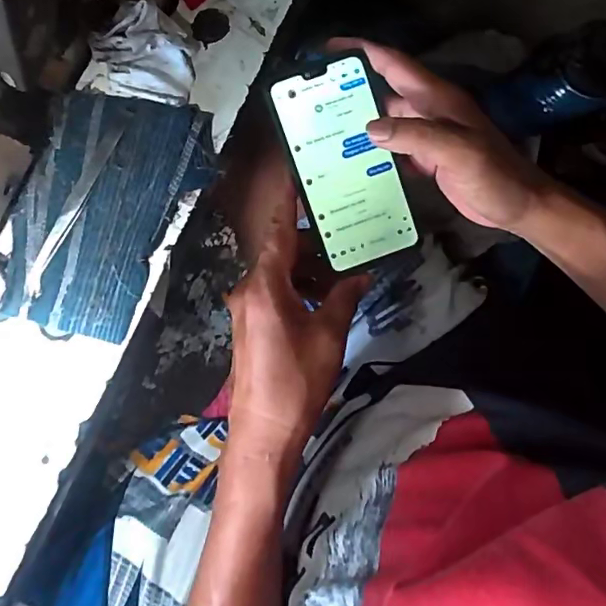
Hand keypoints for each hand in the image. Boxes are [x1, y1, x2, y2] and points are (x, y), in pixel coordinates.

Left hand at [225, 157, 369, 456]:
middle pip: (278, 250)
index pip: (276, 229)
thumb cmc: (297, 379)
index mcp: (264, 283)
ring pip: (277, 273)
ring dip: (306, 268)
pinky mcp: (249, 324)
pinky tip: (324, 296)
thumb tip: (360, 275)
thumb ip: (343, 297)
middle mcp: (248, 288)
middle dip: (310, 241)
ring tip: (342, 268)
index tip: (297, 174)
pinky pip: (273, 292)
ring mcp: (245, 307)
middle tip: (342, 230)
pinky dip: (296, 287)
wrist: (264, 430)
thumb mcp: (328, 334)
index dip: (287, 201)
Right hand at [328, 38, 554, 233]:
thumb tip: (369, 128)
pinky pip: (391, 145)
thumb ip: (415, 136)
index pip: (393, 63)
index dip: (362, 50)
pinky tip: (349, 157)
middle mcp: (427, 110)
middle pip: (381, 89)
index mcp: (435, 98)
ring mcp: (426, 133)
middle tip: (313, 93)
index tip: (329, 48)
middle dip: (349, 86)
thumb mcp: (457, 151)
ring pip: (383, 119)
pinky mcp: (425, 157)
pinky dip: (370, 147)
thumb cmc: (494, 174)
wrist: (518, 205)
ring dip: (356, 119)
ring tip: (321, 125)